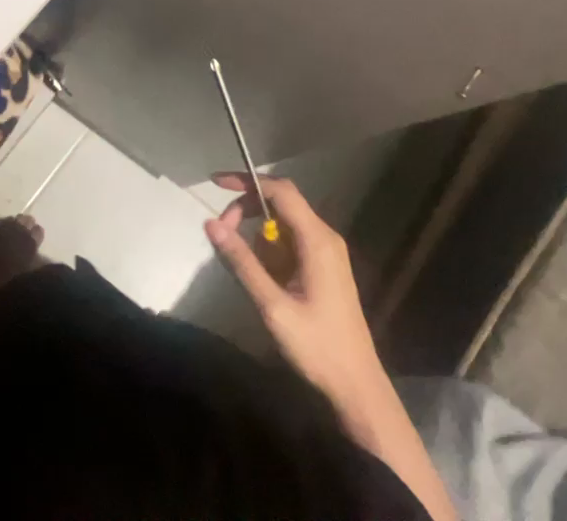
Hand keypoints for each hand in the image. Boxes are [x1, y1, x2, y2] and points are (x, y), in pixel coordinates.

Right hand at [204, 174, 379, 408]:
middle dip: (247, 210)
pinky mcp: (324, 268)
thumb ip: (241, 262)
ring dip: (257, 235)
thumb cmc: (316, 346)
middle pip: (281, 203)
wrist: (355, 384)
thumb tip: (211, 224)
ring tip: (242, 267)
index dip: (247, 181)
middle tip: (221, 234)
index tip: (214, 184)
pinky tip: (261, 278)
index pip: (281, 191)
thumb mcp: (271, 305)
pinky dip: (269, 250)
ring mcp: (327, 253)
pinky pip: (291, 243)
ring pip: (284, 224)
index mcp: (318, 240)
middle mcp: (325, 238)